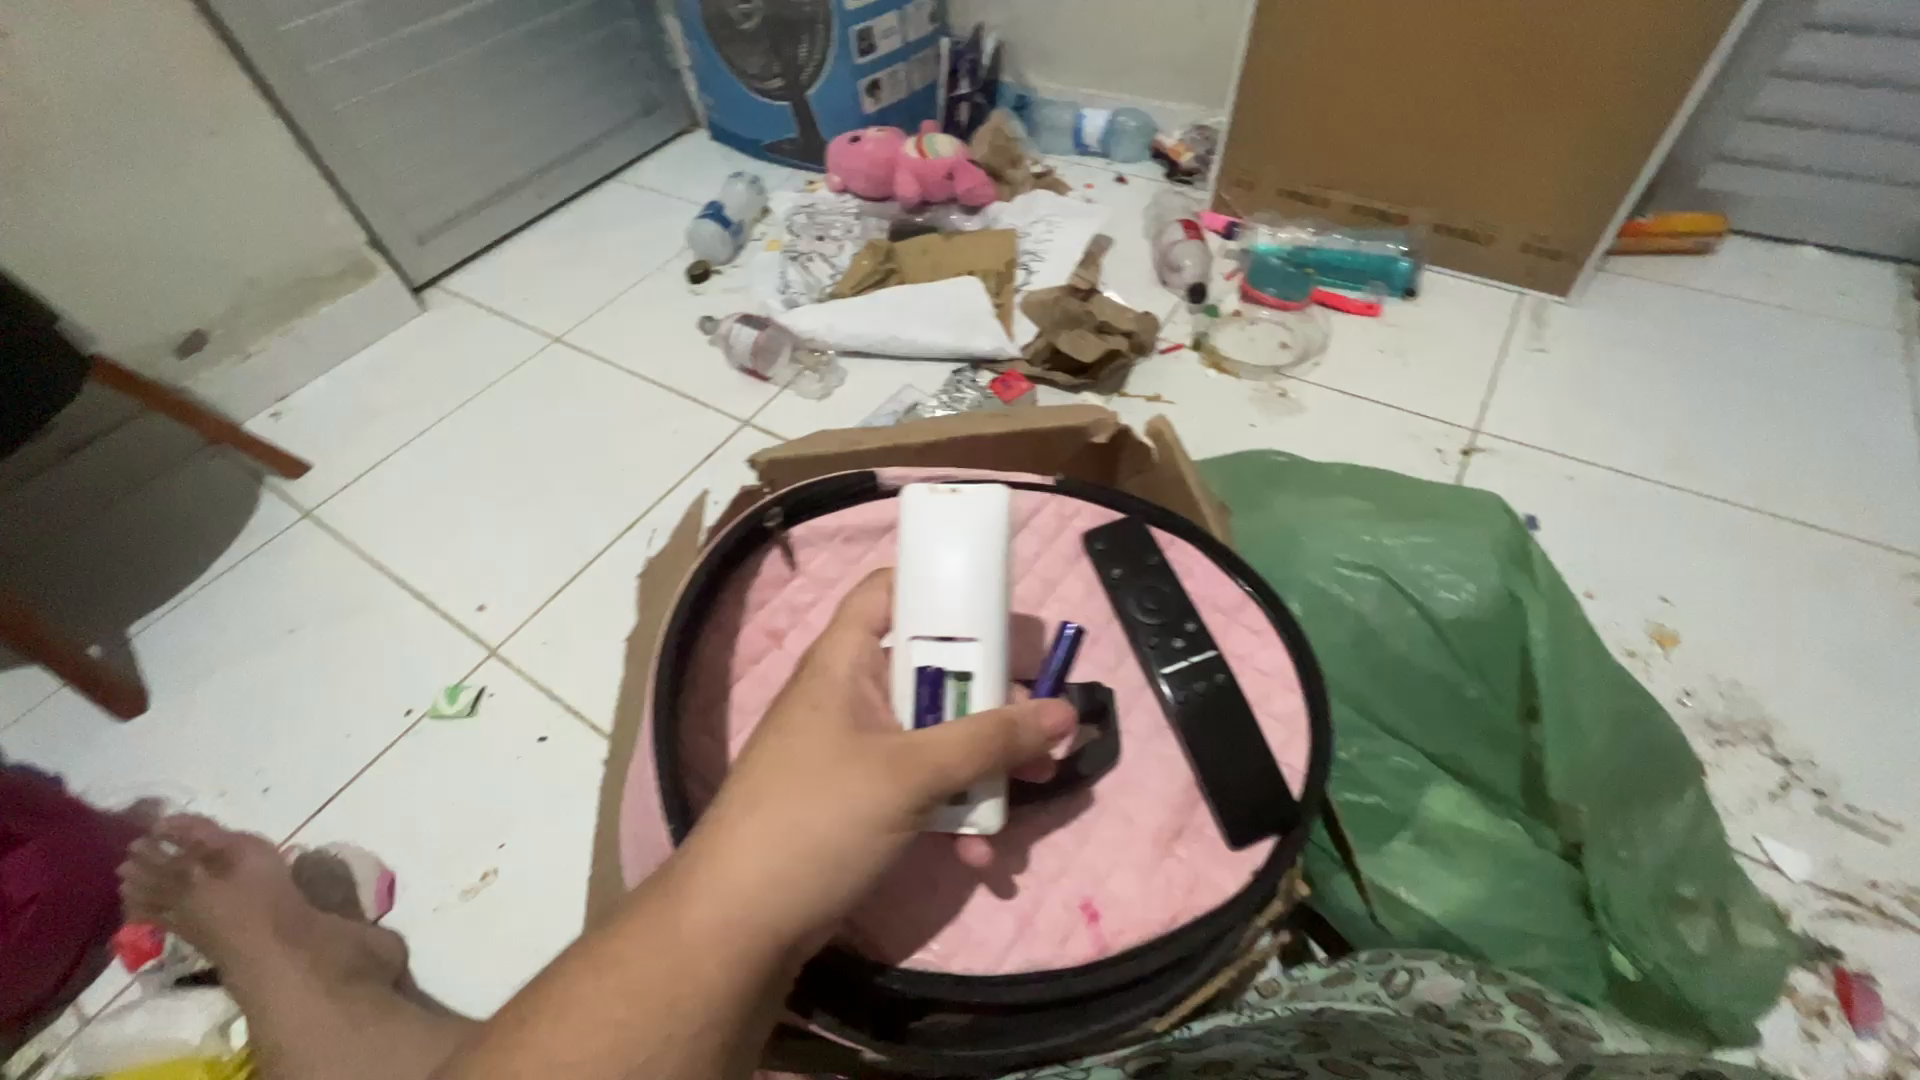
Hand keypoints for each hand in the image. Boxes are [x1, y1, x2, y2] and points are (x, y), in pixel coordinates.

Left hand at [675, 568, 1076, 957]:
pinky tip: (980, 852)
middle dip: (992, 699)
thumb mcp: (910, 774)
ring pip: (936, 732)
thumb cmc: (817, 820)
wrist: (739, 926)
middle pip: (932, 669)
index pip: (888, 591)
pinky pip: (923, 784)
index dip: (940, 588)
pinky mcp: (865, 798)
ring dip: (983, 762)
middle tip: (1042, 722)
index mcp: (846, 661)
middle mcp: (853, 694)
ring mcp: (858, 748)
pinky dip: (954, 808)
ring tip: (1035, 785)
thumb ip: (989, 741)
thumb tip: (1066, 712)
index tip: (1001, 612)